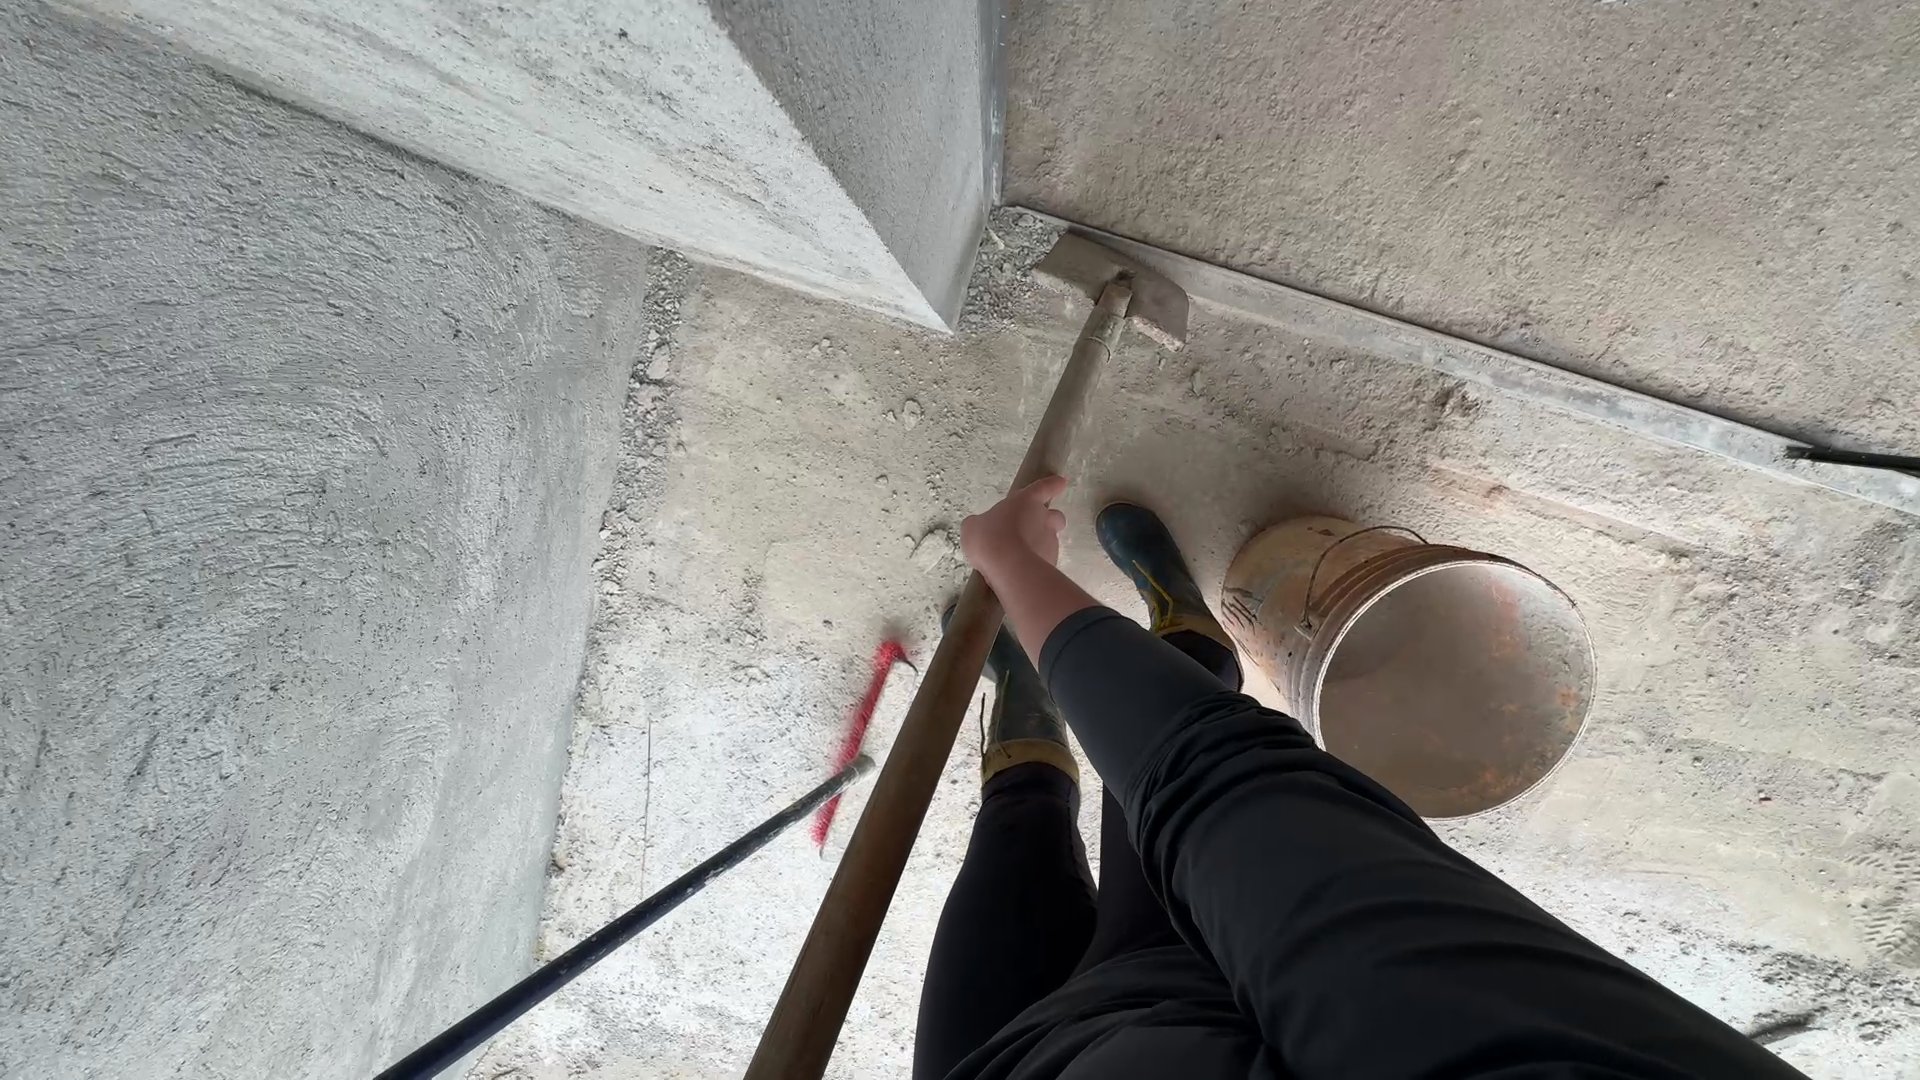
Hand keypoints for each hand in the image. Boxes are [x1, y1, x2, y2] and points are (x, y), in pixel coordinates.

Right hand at [960, 475, 1069, 580]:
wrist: (1007, 567)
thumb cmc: (989, 537)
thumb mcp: (973, 526)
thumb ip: (980, 524)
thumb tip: (980, 528)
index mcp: (1026, 501)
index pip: (1042, 487)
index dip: (1052, 484)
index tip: (1061, 482)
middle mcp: (1043, 519)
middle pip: (1054, 516)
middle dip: (1047, 521)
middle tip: (1030, 530)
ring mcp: (1051, 541)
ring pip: (1050, 540)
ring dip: (1038, 545)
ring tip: (1018, 556)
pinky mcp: (1053, 562)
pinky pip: (1045, 560)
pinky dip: (1035, 564)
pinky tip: (1019, 571)